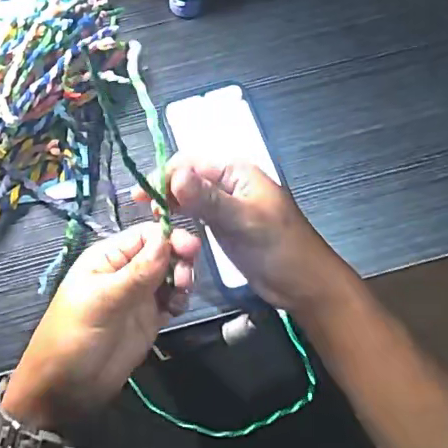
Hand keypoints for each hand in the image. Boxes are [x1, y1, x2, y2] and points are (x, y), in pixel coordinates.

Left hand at [3, 223, 200, 427]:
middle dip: (180, 258)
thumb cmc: (73, 336)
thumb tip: (166, 238)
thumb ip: (138, 273)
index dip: (170, 237)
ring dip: (183, 279)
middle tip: (185, 279)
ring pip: (170, 274)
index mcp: (108, 257)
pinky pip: (172, 300)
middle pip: (162, 251)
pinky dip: (180, 300)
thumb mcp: (103, 301)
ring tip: (181, 296)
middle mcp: (126, 271)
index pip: (145, 234)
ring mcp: (138, 296)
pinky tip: (178, 309)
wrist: (63, 390)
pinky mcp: (148, 319)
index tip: (191, 248)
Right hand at [138, 153, 348, 313]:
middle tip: (144, 211)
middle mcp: (229, 182)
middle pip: (188, 177)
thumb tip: (174, 175)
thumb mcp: (242, 221)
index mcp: (236, 171)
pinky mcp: (225, 225)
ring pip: (190, 196)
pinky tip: (170, 230)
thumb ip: (208, 199)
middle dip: (165, 189)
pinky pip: (197, 214)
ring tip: (156, 222)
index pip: (190, 162)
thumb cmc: (279, 248)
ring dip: (172, 205)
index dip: (164, 175)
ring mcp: (226, 204)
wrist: (305, 285)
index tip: (142, 196)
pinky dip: (182, 218)